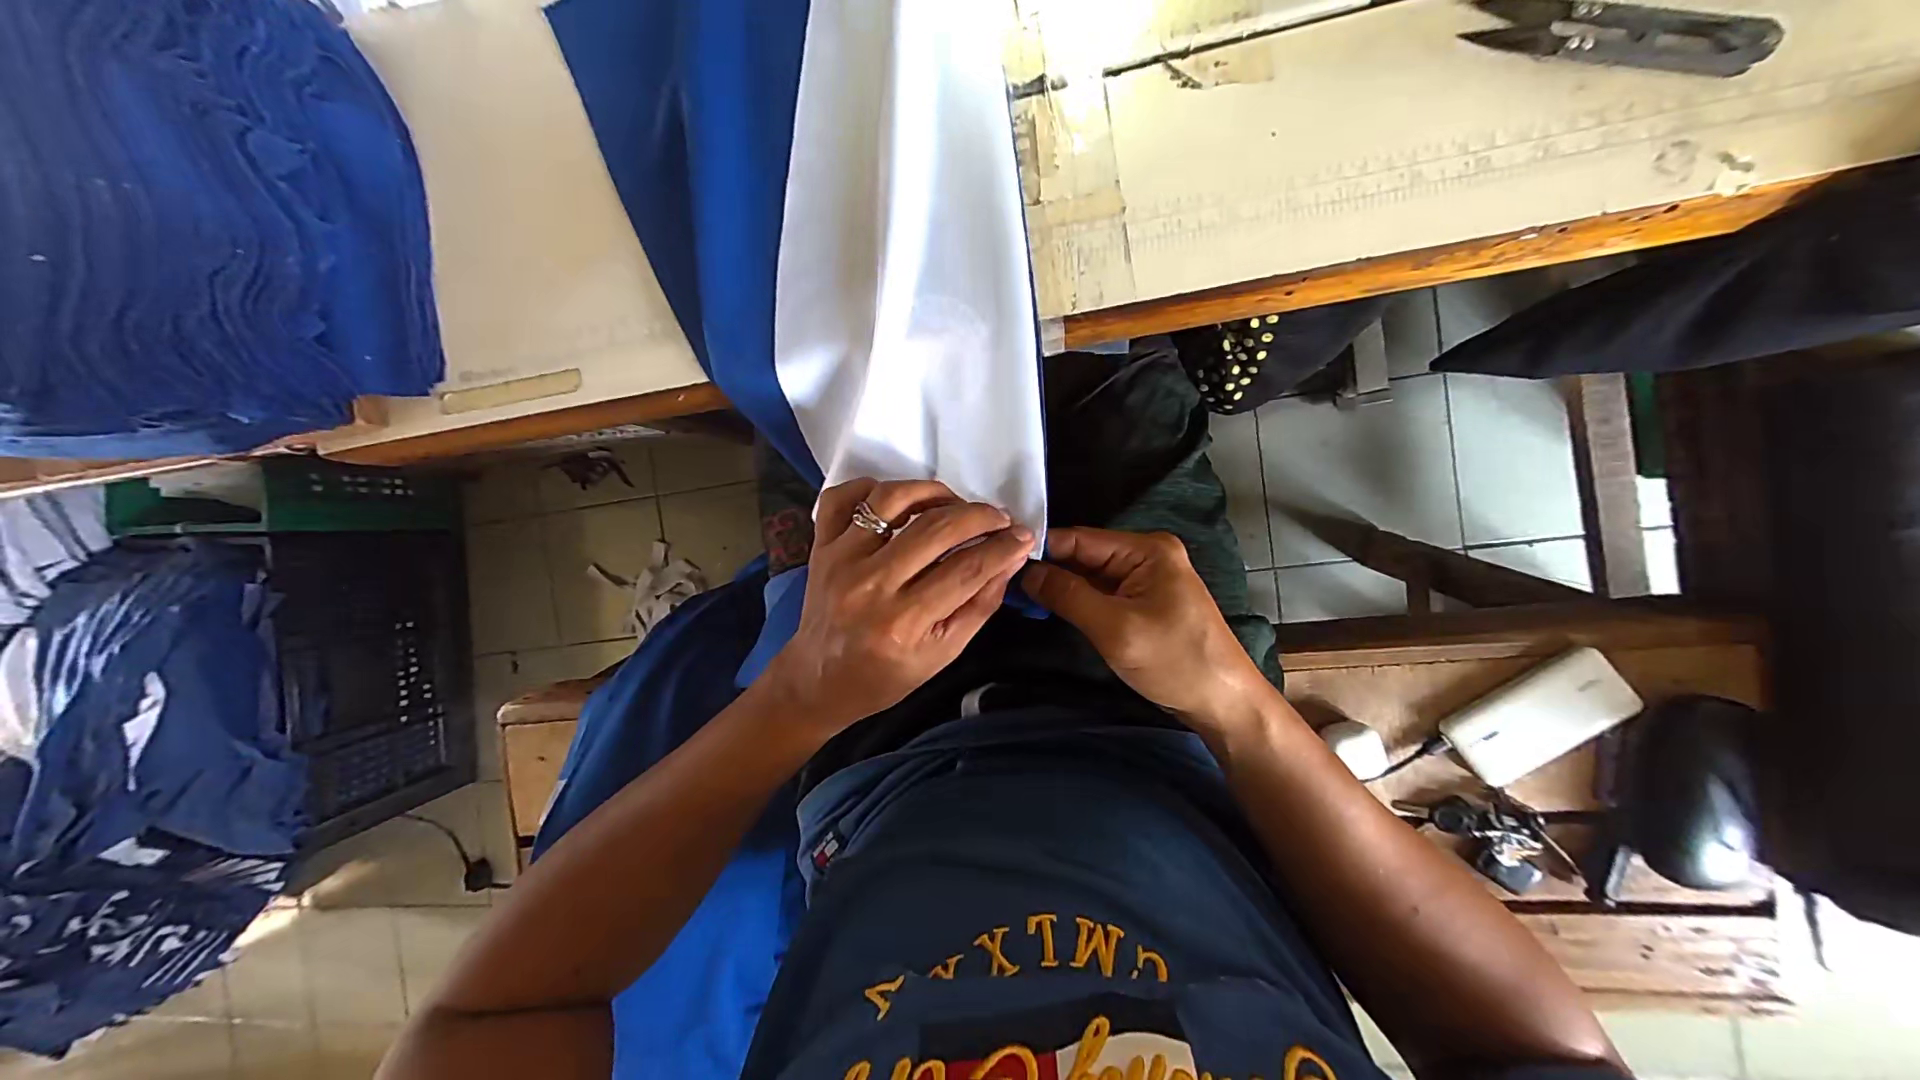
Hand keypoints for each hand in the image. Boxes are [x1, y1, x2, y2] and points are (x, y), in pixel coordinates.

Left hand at [764, 478, 1034, 736]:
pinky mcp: (820, 545)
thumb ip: (980, 604)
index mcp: (903, 622)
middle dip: (980, 516)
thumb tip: (1011, 557)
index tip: (1023, 536)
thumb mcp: (943, 653)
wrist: (819, 680)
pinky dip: (874, 488)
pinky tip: (900, 501)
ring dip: (933, 493)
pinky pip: (844, 497)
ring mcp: (840, 559)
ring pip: (893, 499)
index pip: (966, 569)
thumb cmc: (886, 675)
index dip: (1003, 547)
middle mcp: (870, 584)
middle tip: (1000, 518)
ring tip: (955, 505)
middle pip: (936, 528)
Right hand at [1020, 527, 1268, 727]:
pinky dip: (1076, 601)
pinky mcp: (1143, 603)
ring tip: (1016, 595)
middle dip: (1048, 569)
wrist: (1224, 704)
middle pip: (1083, 555)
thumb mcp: (1114, 627)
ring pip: (1089, 577)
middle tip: (1002, 583)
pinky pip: (1101, 594)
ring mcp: (1146, 580)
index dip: (1041, 548)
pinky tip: (1047, 607)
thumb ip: (1067, 595)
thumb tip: (1025, 572)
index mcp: (1147, 549)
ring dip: (1059, 587)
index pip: (1079, 538)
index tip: (1000, 560)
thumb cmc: (1174, 661)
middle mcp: (1146, 556)